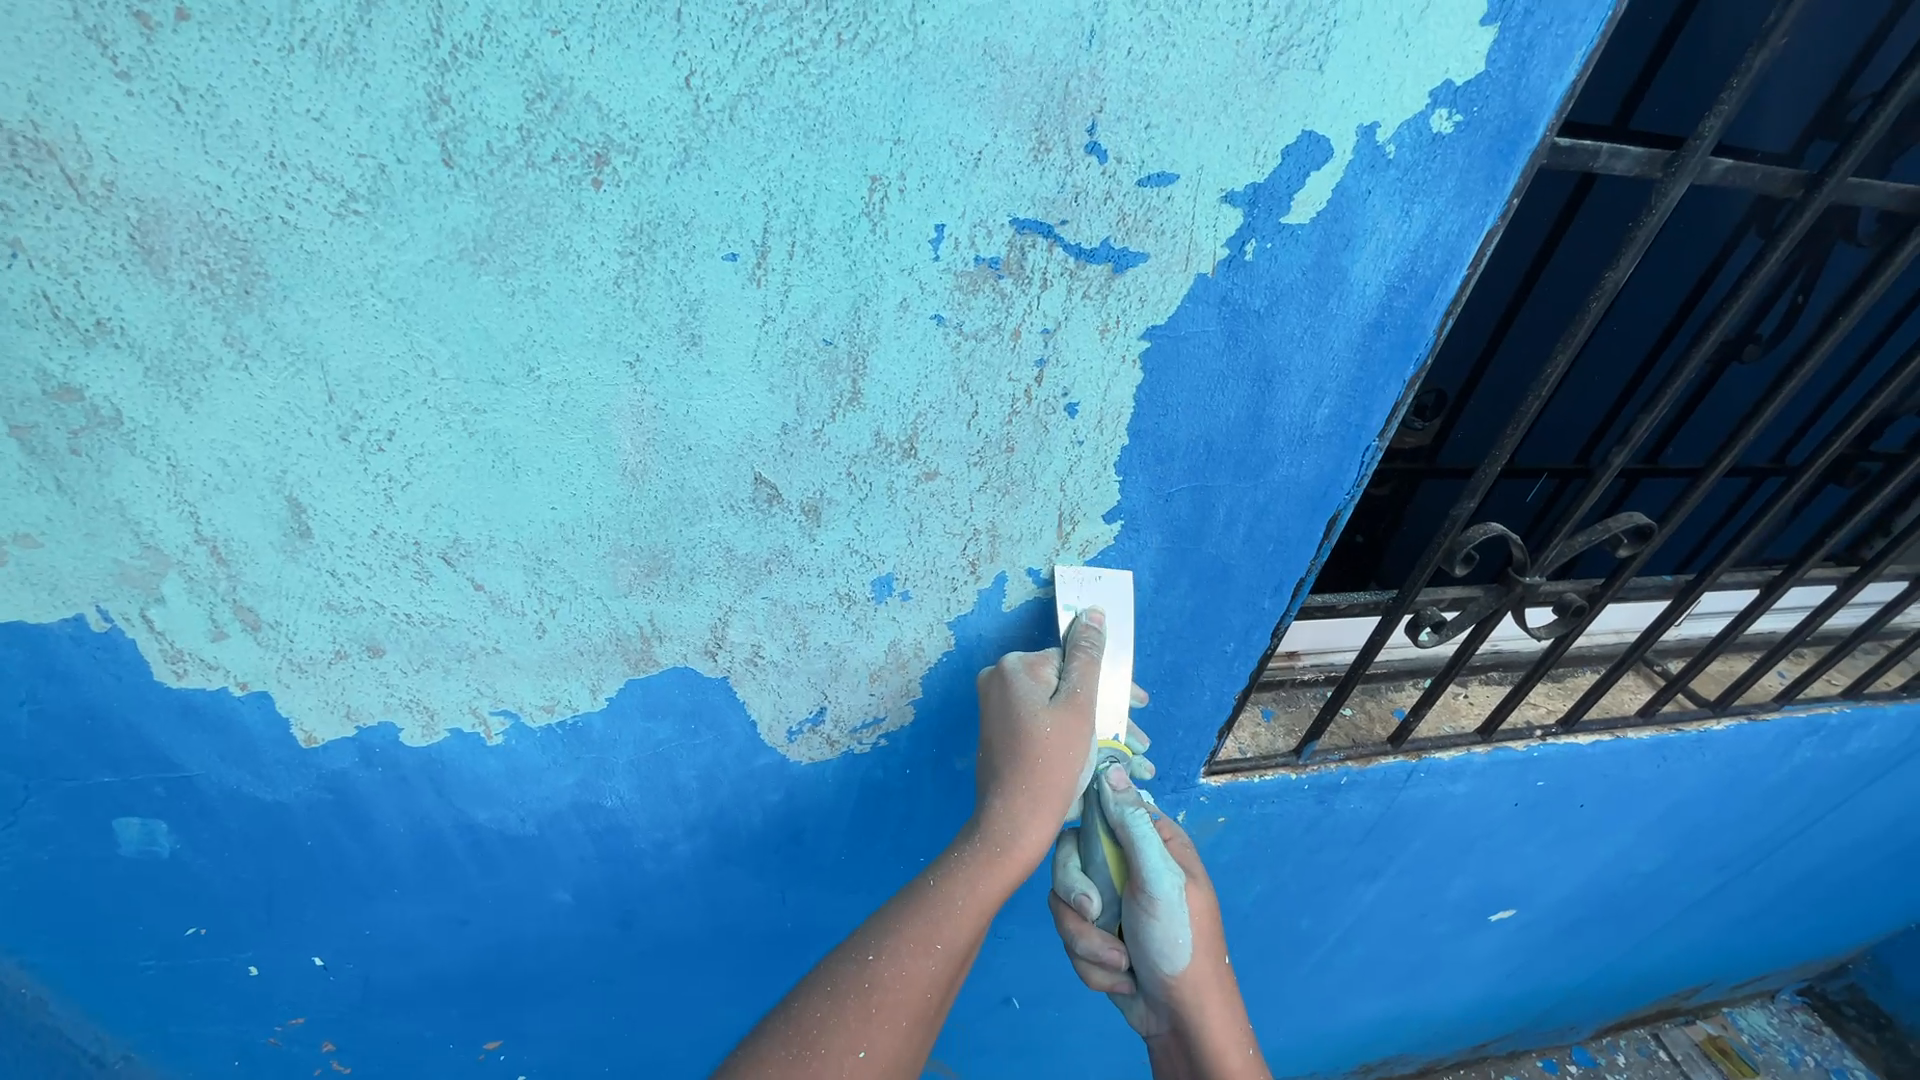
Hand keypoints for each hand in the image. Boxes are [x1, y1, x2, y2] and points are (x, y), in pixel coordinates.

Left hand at [972, 608, 1121, 860]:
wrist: (1014, 822)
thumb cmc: (1052, 764)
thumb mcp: (1079, 707)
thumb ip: (1088, 657)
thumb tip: (1092, 611)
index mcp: (1015, 666)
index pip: (1072, 660)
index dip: (1108, 684)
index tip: (1138, 707)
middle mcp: (999, 678)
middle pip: (1065, 682)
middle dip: (1105, 708)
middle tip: (1137, 738)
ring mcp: (996, 705)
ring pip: (1057, 705)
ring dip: (1093, 725)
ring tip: (1129, 755)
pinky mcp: (1000, 730)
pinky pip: (1042, 721)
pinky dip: (1070, 734)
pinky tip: (1099, 757)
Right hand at [1049, 766, 1230, 1039]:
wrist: (1179, 1021)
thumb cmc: (1179, 941)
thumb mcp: (1159, 879)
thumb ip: (1131, 823)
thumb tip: (1109, 768)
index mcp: (1148, 840)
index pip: (1099, 808)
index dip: (1081, 825)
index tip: (1079, 848)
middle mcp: (1126, 864)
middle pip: (1069, 856)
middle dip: (1077, 895)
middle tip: (1095, 911)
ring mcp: (1109, 900)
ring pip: (1064, 901)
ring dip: (1087, 940)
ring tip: (1120, 963)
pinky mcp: (1095, 934)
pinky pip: (1069, 935)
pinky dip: (1092, 963)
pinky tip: (1120, 977)